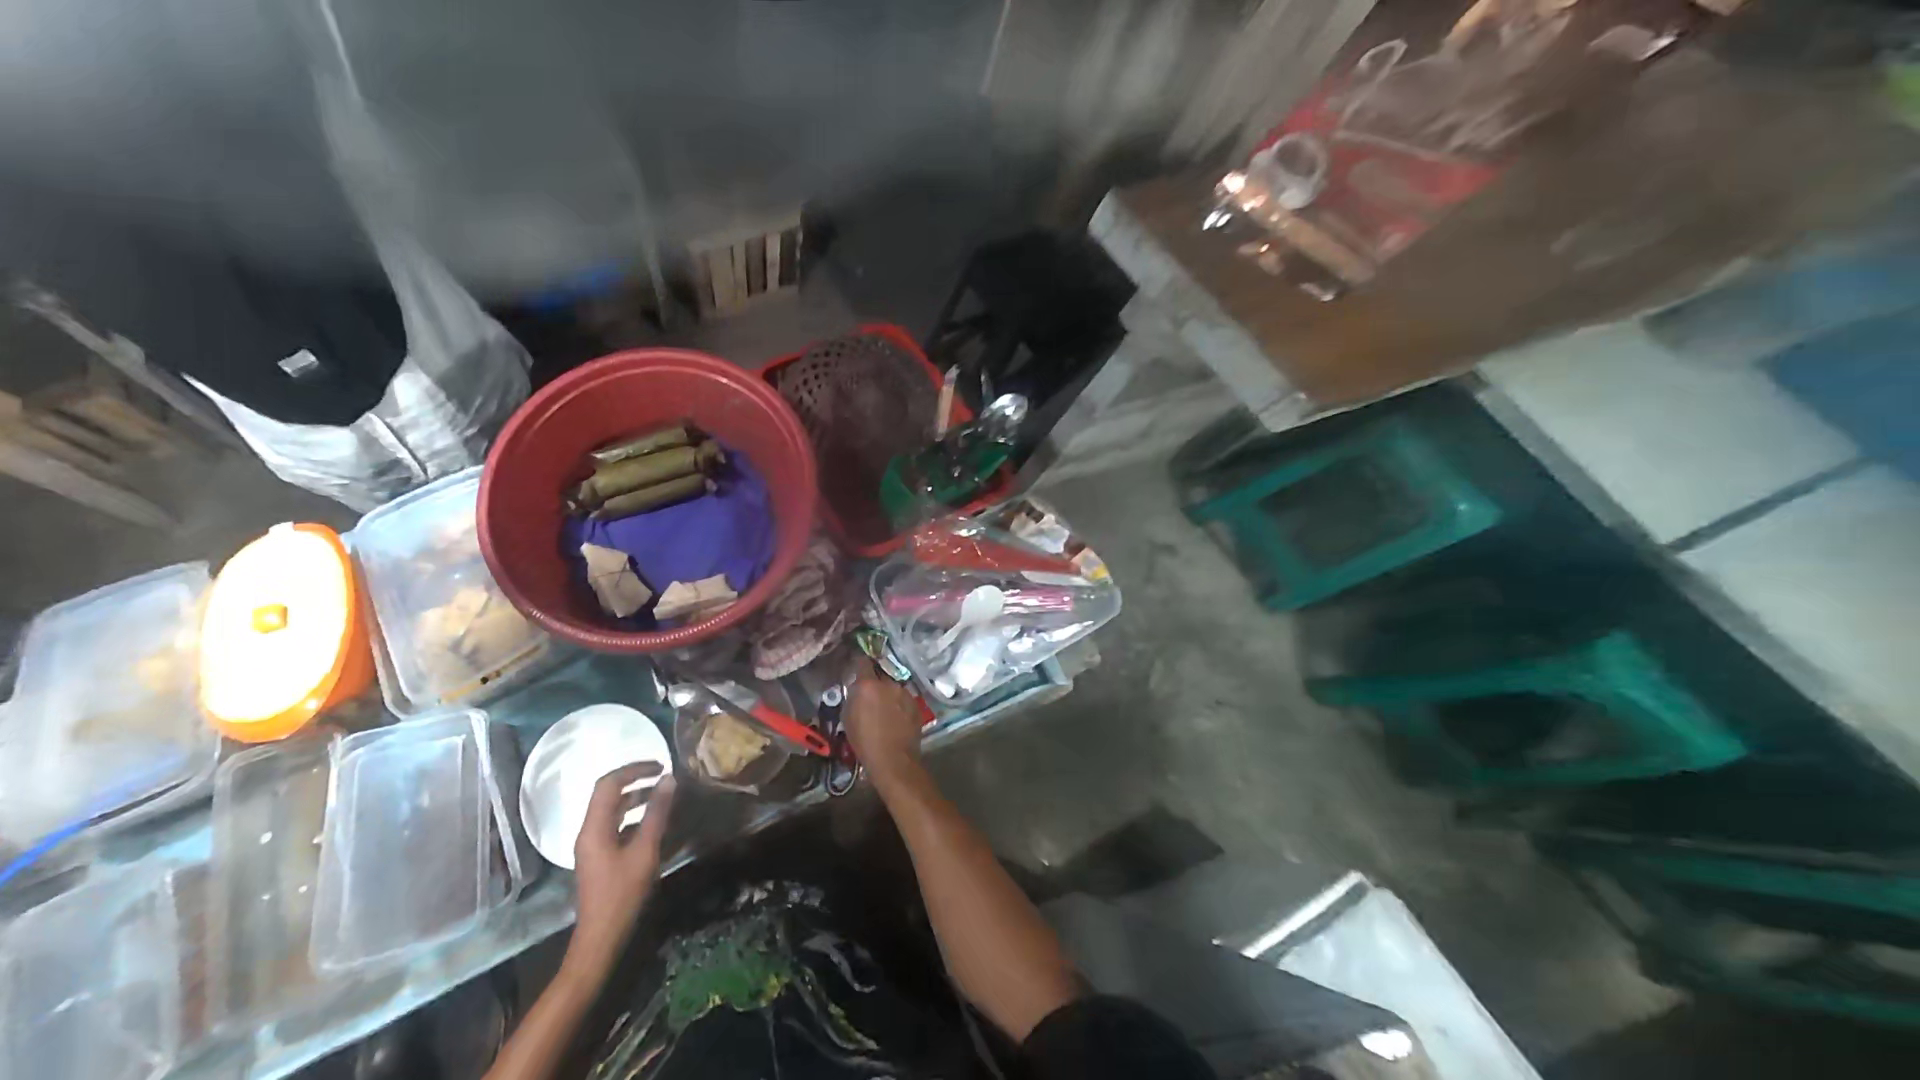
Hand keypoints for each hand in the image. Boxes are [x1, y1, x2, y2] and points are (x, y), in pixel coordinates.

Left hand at [569, 762, 675, 970]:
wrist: (601, 939)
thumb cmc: (622, 894)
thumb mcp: (645, 851)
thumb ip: (656, 814)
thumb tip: (668, 780)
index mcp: (593, 828)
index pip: (608, 784)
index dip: (633, 769)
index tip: (660, 766)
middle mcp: (588, 832)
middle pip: (608, 795)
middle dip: (636, 781)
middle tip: (664, 777)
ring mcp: (592, 847)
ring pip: (612, 811)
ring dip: (636, 799)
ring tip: (664, 797)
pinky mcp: (600, 858)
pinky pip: (616, 827)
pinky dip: (635, 818)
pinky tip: (655, 825)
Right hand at [844, 660, 923, 780]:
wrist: (893, 759)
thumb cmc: (864, 741)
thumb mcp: (847, 717)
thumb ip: (853, 697)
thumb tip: (857, 690)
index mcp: (868, 685)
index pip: (863, 662)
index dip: (860, 664)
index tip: (857, 669)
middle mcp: (889, 683)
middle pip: (880, 676)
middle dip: (875, 683)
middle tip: (871, 697)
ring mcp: (905, 693)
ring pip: (894, 688)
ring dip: (889, 694)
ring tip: (885, 710)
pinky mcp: (916, 704)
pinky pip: (904, 699)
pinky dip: (899, 704)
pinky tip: (897, 718)